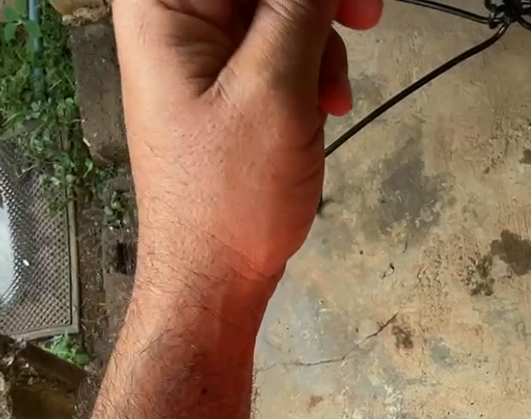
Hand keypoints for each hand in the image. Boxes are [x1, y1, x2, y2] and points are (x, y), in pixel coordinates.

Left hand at [115, 0, 382, 290]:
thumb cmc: (230, 196)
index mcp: (162, 0)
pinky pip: (276, 50)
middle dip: (318, 3)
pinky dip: (308, 70)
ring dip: (319, 40)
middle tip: (367, 17)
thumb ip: (300, 7)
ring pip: (276, 9)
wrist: (214, 278)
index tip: (353, 3)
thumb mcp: (275, 89)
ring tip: (334, 96)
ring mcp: (200, 54)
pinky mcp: (224, 88)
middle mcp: (173, 15)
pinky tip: (323, 107)